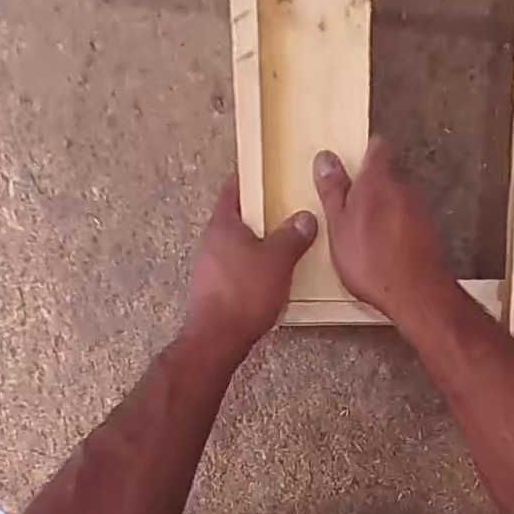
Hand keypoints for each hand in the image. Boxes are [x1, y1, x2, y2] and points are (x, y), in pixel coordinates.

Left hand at [182, 178, 316, 356]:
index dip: (250, 179)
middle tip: (283, 214)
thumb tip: (304, 219)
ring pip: (235, 247)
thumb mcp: (278, 261)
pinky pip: (234, 271)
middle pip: (236, 218)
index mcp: (223, 224)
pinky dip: (250, 270)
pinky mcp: (212, 291)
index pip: (234, 188)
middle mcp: (210, 242)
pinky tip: (266, 281)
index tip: (266, 175)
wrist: (217, 338)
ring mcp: (208, 268)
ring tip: (280, 250)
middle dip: (259, 216)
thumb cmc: (244, 294)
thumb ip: (293, 236)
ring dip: (255, 246)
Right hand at [313, 138, 458, 320]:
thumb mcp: (339, 227)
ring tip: (368, 242)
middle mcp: (404, 188)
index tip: (355, 166)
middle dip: (372, 193)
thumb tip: (325, 160)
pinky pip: (410, 225)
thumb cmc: (373, 262)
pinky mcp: (431, 232)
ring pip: (399, 204)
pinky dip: (398, 234)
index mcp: (377, 181)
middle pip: (387, 179)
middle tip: (352, 215)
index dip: (366, 154)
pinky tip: (386, 255)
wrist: (414, 292)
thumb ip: (333, 191)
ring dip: (386, 215)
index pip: (376, 149)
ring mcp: (421, 210)